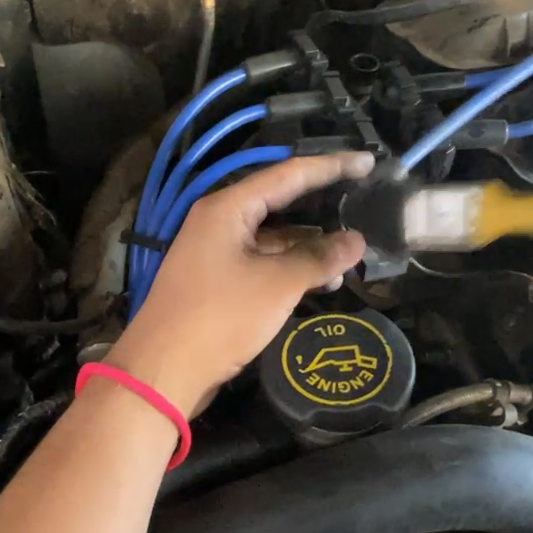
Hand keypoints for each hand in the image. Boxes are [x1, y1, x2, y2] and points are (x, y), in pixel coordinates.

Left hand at [109, 153, 370, 414]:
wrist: (163, 370)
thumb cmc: (220, 317)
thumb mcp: (278, 284)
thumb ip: (319, 258)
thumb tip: (356, 241)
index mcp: (227, 208)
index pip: (289, 174)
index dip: (332, 167)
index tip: (369, 162)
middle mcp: (218, 223)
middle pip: (279, 204)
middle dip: (322, 209)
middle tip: (364, 204)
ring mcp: (215, 254)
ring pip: (272, 240)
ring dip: (309, 248)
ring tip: (350, 259)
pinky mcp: (216, 284)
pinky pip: (261, 265)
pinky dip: (289, 270)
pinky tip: (321, 284)